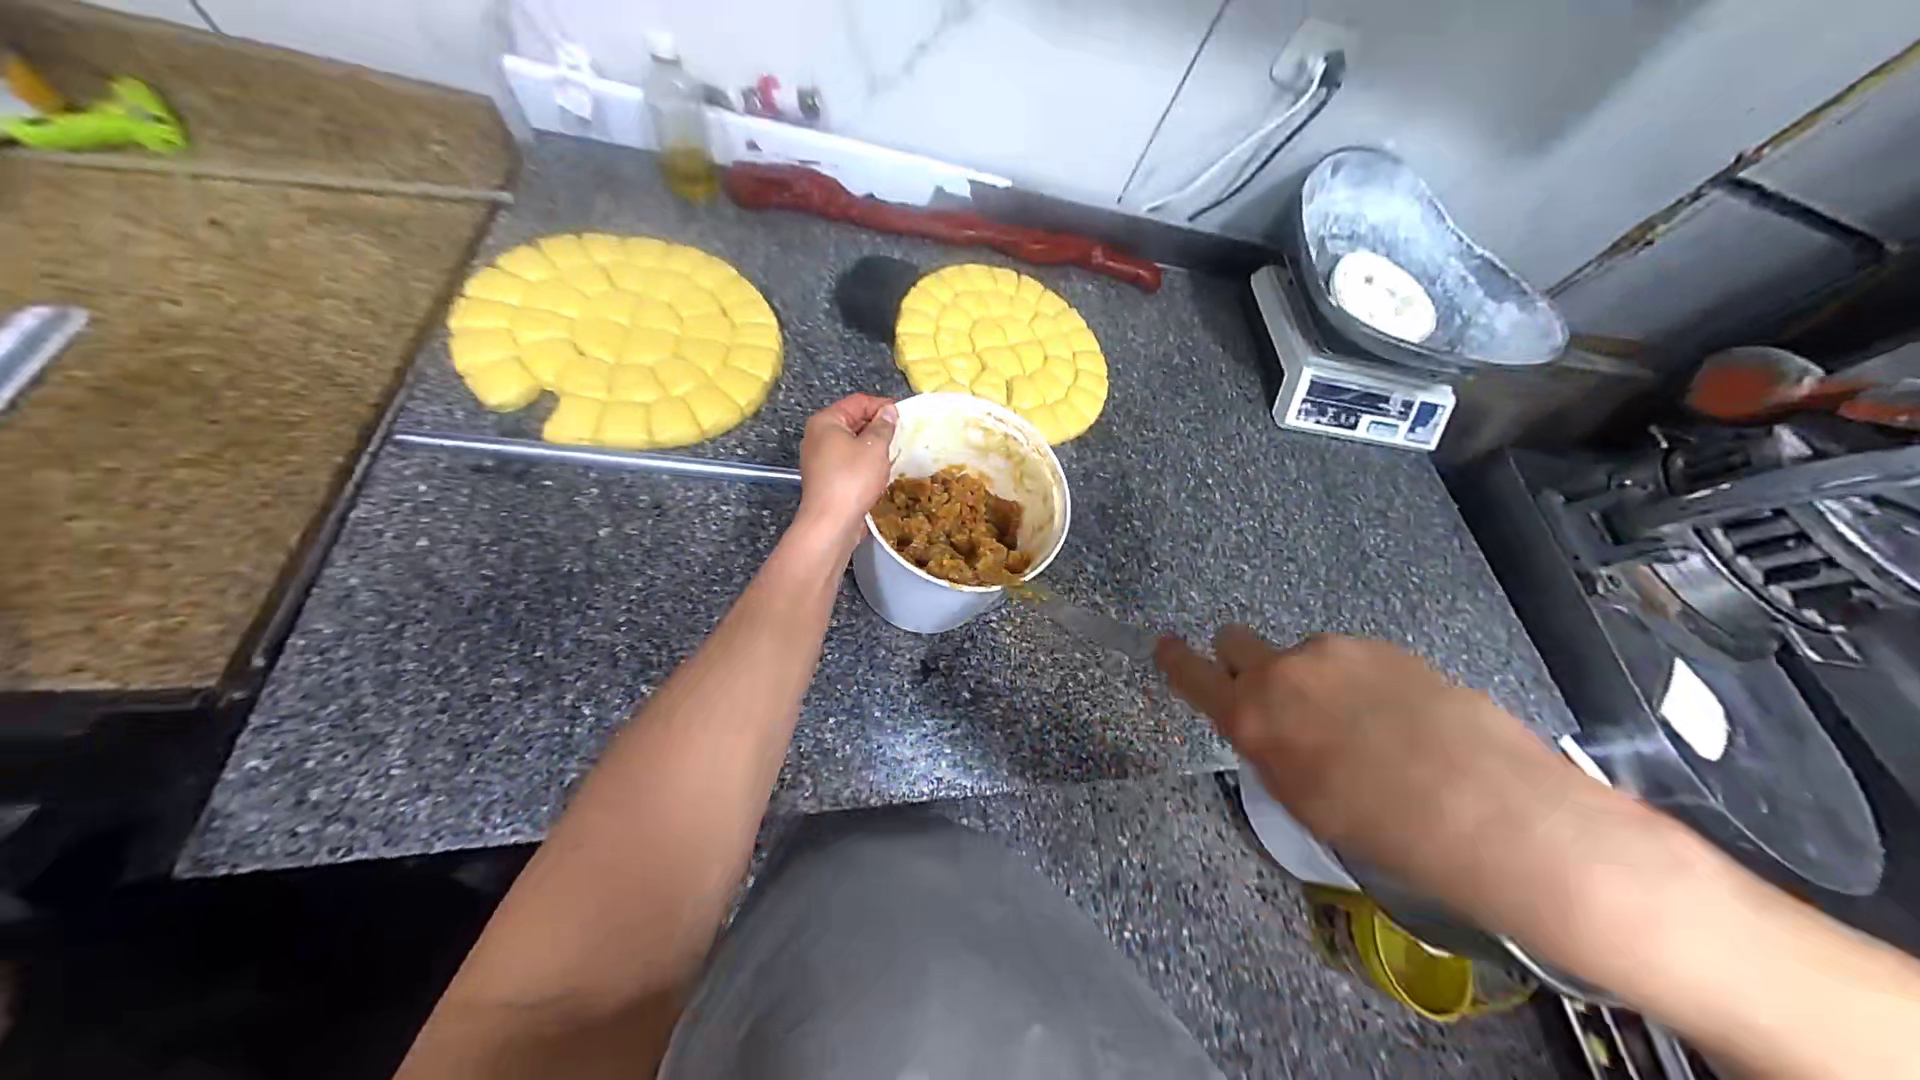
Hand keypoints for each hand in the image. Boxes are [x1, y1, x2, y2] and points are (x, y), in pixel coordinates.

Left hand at [796, 394, 897, 543]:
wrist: (831, 522)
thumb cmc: (852, 479)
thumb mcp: (874, 447)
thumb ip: (883, 426)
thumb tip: (888, 411)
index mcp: (826, 421)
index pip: (857, 402)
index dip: (882, 405)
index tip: (904, 415)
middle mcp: (817, 436)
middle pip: (852, 422)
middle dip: (877, 427)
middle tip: (902, 435)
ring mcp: (819, 459)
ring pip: (851, 444)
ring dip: (873, 447)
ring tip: (895, 453)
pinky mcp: (825, 478)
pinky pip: (848, 462)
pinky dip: (864, 463)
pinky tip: (880, 471)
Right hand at [1155, 629, 1587, 910]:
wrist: (1493, 810)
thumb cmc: (1383, 827)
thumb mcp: (1302, 798)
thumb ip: (1270, 748)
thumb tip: (1272, 728)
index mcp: (1252, 715)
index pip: (1191, 672)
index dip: (1174, 659)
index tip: (1164, 646)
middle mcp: (1283, 671)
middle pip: (1235, 640)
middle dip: (1244, 662)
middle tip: (1283, 701)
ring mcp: (1335, 651)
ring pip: (1303, 655)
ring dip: (1315, 678)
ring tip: (1369, 727)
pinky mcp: (1383, 646)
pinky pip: (1351, 658)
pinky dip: (1360, 680)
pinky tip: (1404, 718)